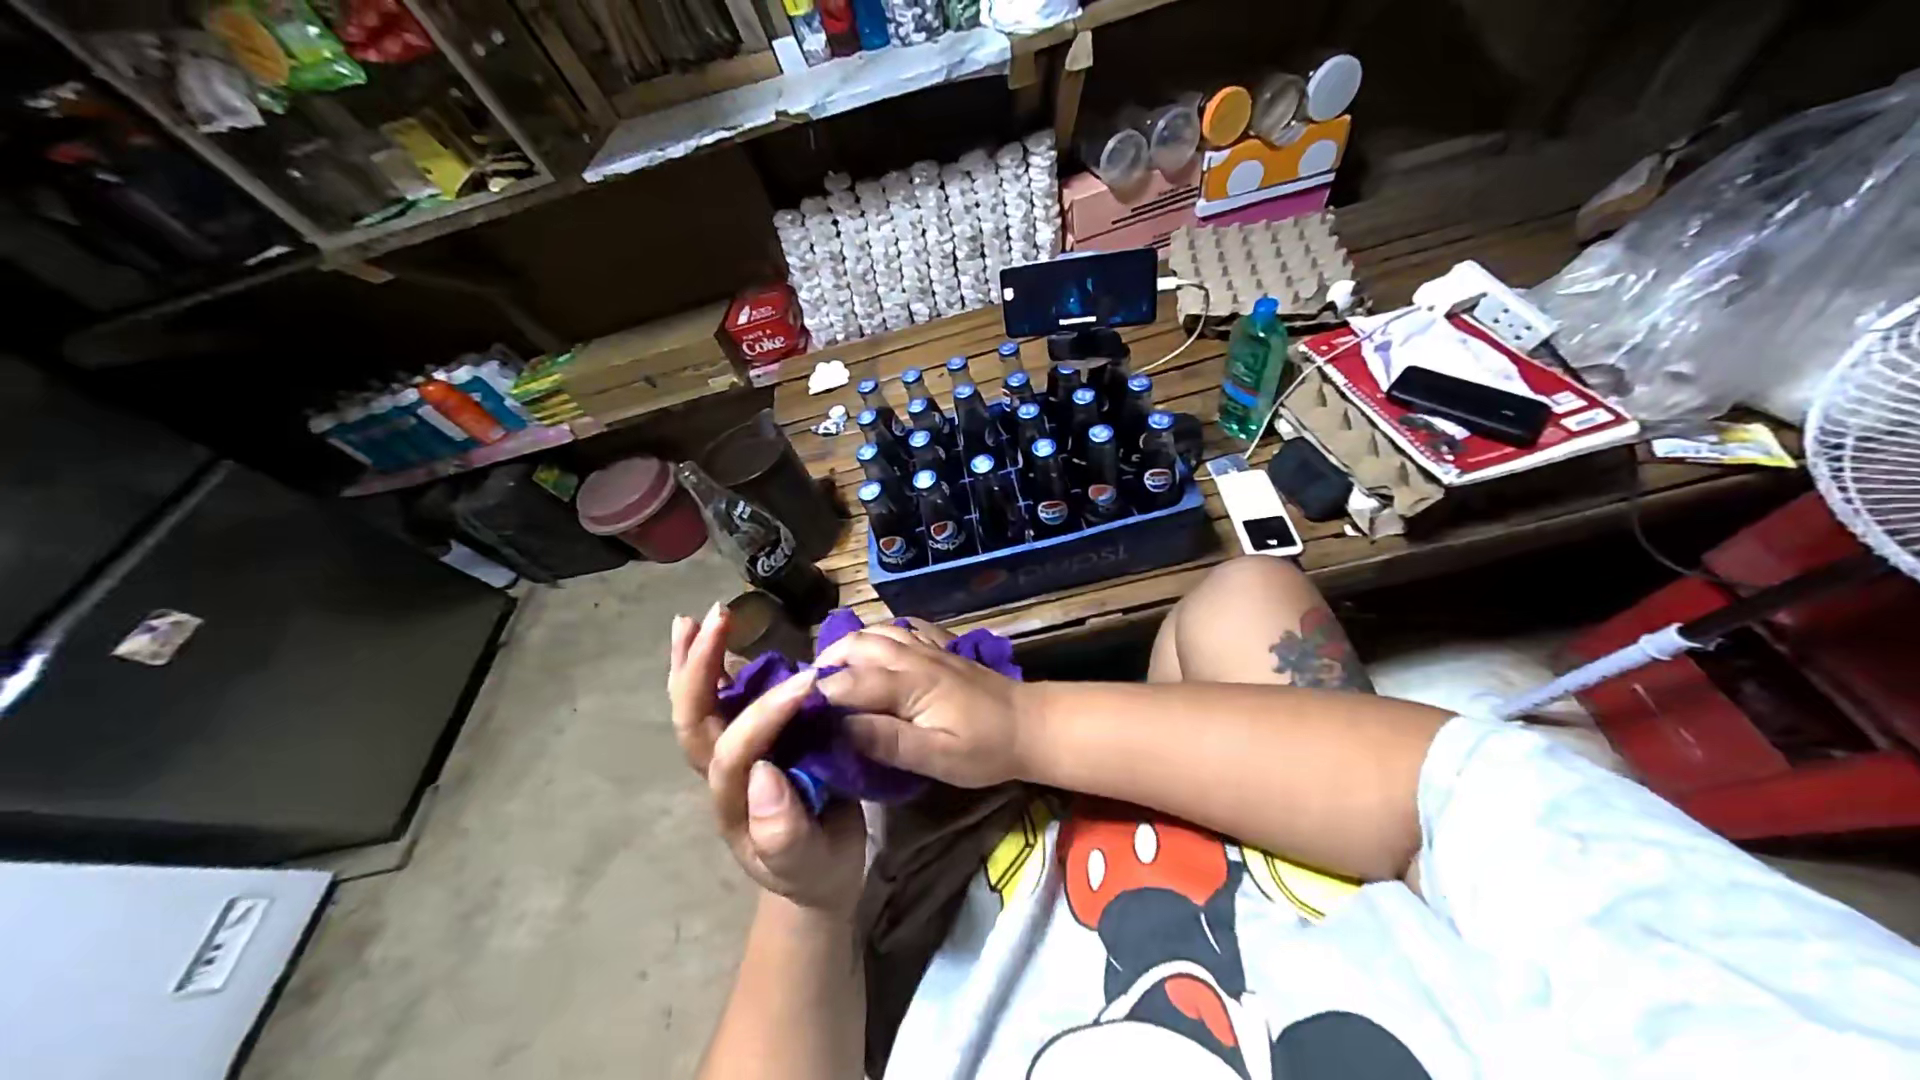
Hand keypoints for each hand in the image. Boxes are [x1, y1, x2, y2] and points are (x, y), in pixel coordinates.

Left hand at [669, 606, 866, 914]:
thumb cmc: (814, 869)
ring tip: (694, 618)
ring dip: (692, 660)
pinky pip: (717, 702)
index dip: (766, 715)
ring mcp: (726, 757)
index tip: (809, 683)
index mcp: (734, 802)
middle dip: (699, 668)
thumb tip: (764, 773)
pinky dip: (712, 668)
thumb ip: (784, 833)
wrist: (814, 875)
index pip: (735, 750)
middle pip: (692, 719)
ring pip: (695, 706)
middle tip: (718, 618)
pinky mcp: (741, 743)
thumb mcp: (807, 863)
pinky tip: (720, 639)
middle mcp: (720, 774)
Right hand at [815, 626, 1033, 788]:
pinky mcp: (939, 647)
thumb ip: (887, 741)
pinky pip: (901, 627)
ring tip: (832, 674)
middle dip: (826, 664)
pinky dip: (878, 635)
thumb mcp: (937, 757)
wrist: (1030, 724)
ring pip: (876, 631)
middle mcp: (912, 656)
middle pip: (856, 645)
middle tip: (809, 694)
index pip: (849, 681)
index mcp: (908, 684)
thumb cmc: (984, 749)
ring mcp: (927, 647)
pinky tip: (874, 652)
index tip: (793, 712)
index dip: (818, 694)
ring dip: (848, 647)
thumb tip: (837, 728)